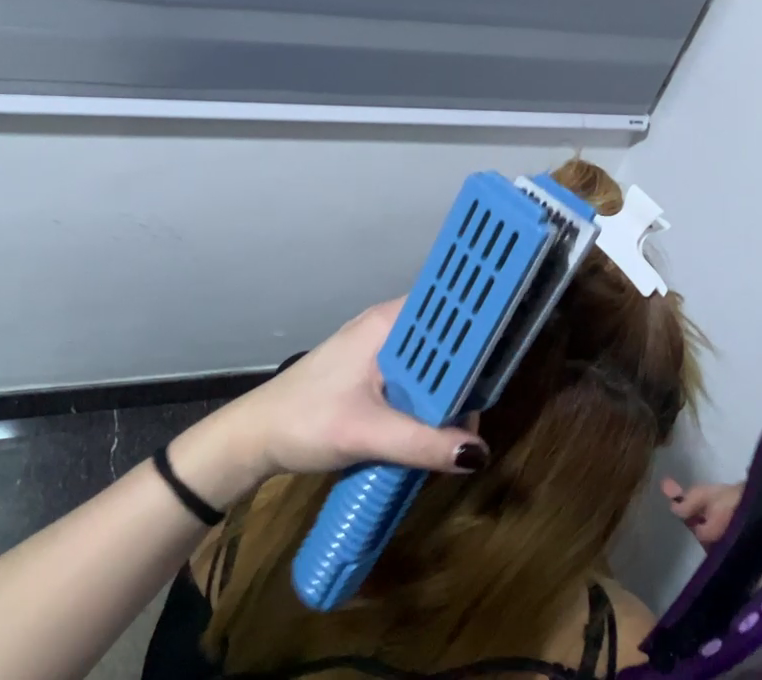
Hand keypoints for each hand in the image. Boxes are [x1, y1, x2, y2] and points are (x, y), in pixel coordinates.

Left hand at [209, 299, 486, 484]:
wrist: (255, 438)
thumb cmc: (304, 421)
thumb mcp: (366, 433)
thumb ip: (422, 443)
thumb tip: (478, 453)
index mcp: (386, 324)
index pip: (447, 307)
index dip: (479, 326)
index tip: (506, 354)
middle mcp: (387, 330)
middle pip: (445, 342)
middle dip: (464, 379)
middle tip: (474, 418)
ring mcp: (378, 354)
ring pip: (432, 368)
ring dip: (445, 399)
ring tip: (455, 436)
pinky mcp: (372, 378)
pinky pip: (415, 384)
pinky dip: (427, 407)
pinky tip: (431, 435)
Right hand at [659, 478, 761, 679]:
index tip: (747, 500)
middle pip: (756, 511)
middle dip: (728, 502)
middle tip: (708, 519)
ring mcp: (752, 569)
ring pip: (730, 518)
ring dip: (705, 501)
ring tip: (683, 506)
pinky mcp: (724, 580)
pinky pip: (708, 539)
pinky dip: (688, 511)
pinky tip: (671, 494)